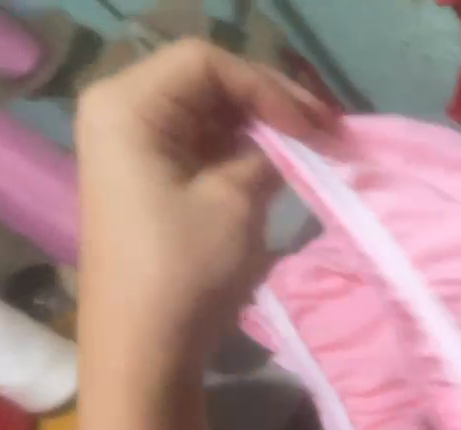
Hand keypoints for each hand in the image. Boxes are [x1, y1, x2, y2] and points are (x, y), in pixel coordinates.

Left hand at [74, 41, 334, 385]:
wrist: (148, 335)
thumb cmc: (185, 265)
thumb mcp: (234, 202)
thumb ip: (265, 158)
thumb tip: (294, 145)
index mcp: (129, 105)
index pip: (208, 63)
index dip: (270, 88)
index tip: (319, 131)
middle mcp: (127, 111)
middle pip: (210, 81)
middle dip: (275, 103)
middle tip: (332, 133)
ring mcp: (142, 145)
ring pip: (215, 113)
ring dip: (269, 127)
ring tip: (320, 149)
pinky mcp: (160, 176)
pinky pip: (211, 144)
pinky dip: (252, 150)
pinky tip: (289, 166)